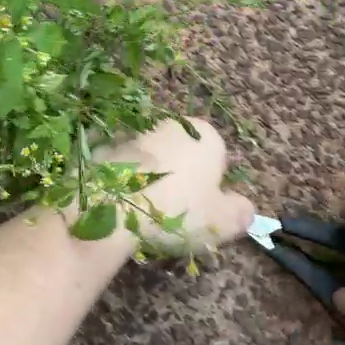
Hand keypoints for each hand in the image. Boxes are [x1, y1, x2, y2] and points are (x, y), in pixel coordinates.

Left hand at [96, 119, 255, 254]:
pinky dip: (120, 177)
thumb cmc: (179, 210)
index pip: (217, 157)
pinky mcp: (102, 142)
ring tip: (142, 208)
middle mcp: (167, 123)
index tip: (199, 207)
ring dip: (148, 176)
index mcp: (203, 134)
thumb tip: (242, 205)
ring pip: (149, 157)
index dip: (211, 184)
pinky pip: (119, 162)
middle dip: (178, 177)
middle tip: (172, 210)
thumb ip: (241, 210)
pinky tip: (118, 200)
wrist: (112, 205)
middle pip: (181, 153)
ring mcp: (131, 130)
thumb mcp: (225, 221)